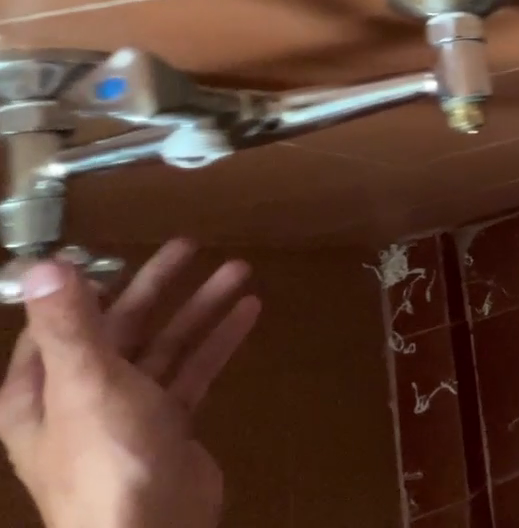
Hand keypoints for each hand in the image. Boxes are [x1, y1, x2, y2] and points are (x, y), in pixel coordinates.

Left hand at [0, 240, 260, 527]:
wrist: (152, 522)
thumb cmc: (109, 454)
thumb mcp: (87, 384)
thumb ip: (71, 326)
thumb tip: (45, 264)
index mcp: (40, 393)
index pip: (57, 328)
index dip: (85, 290)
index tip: (117, 252)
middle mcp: (78, 400)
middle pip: (119, 331)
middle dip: (156, 287)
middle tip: (192, 246)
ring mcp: (126, 413)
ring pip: (163, 346)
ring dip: (199, 308)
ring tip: (240, 270)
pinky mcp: (170, 423)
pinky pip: (194, 371)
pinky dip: (219, 340)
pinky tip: (250, 313)